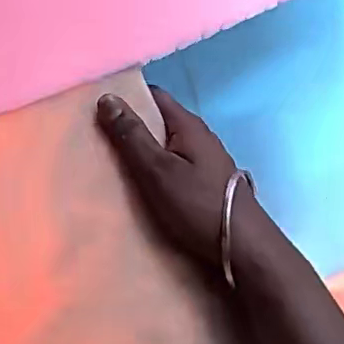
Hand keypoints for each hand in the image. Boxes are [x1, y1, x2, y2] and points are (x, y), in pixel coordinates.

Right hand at [95, 88, 271, 276]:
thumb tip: (107, 97)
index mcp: (187, 125)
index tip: (99, 109)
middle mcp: (199, 135)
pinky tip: (143, 184)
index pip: (153, 95)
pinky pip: (174, 163)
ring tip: (114, 162)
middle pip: (158, 120)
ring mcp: (205, 158)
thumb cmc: (197, 204)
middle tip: (98, 138)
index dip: (126, 98)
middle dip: (131, 126)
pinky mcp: (206, 180)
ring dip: (143, 149)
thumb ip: (131, 135)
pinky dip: (156, 167)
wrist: (244, 248)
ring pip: (166, 144)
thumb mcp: (157, 169)